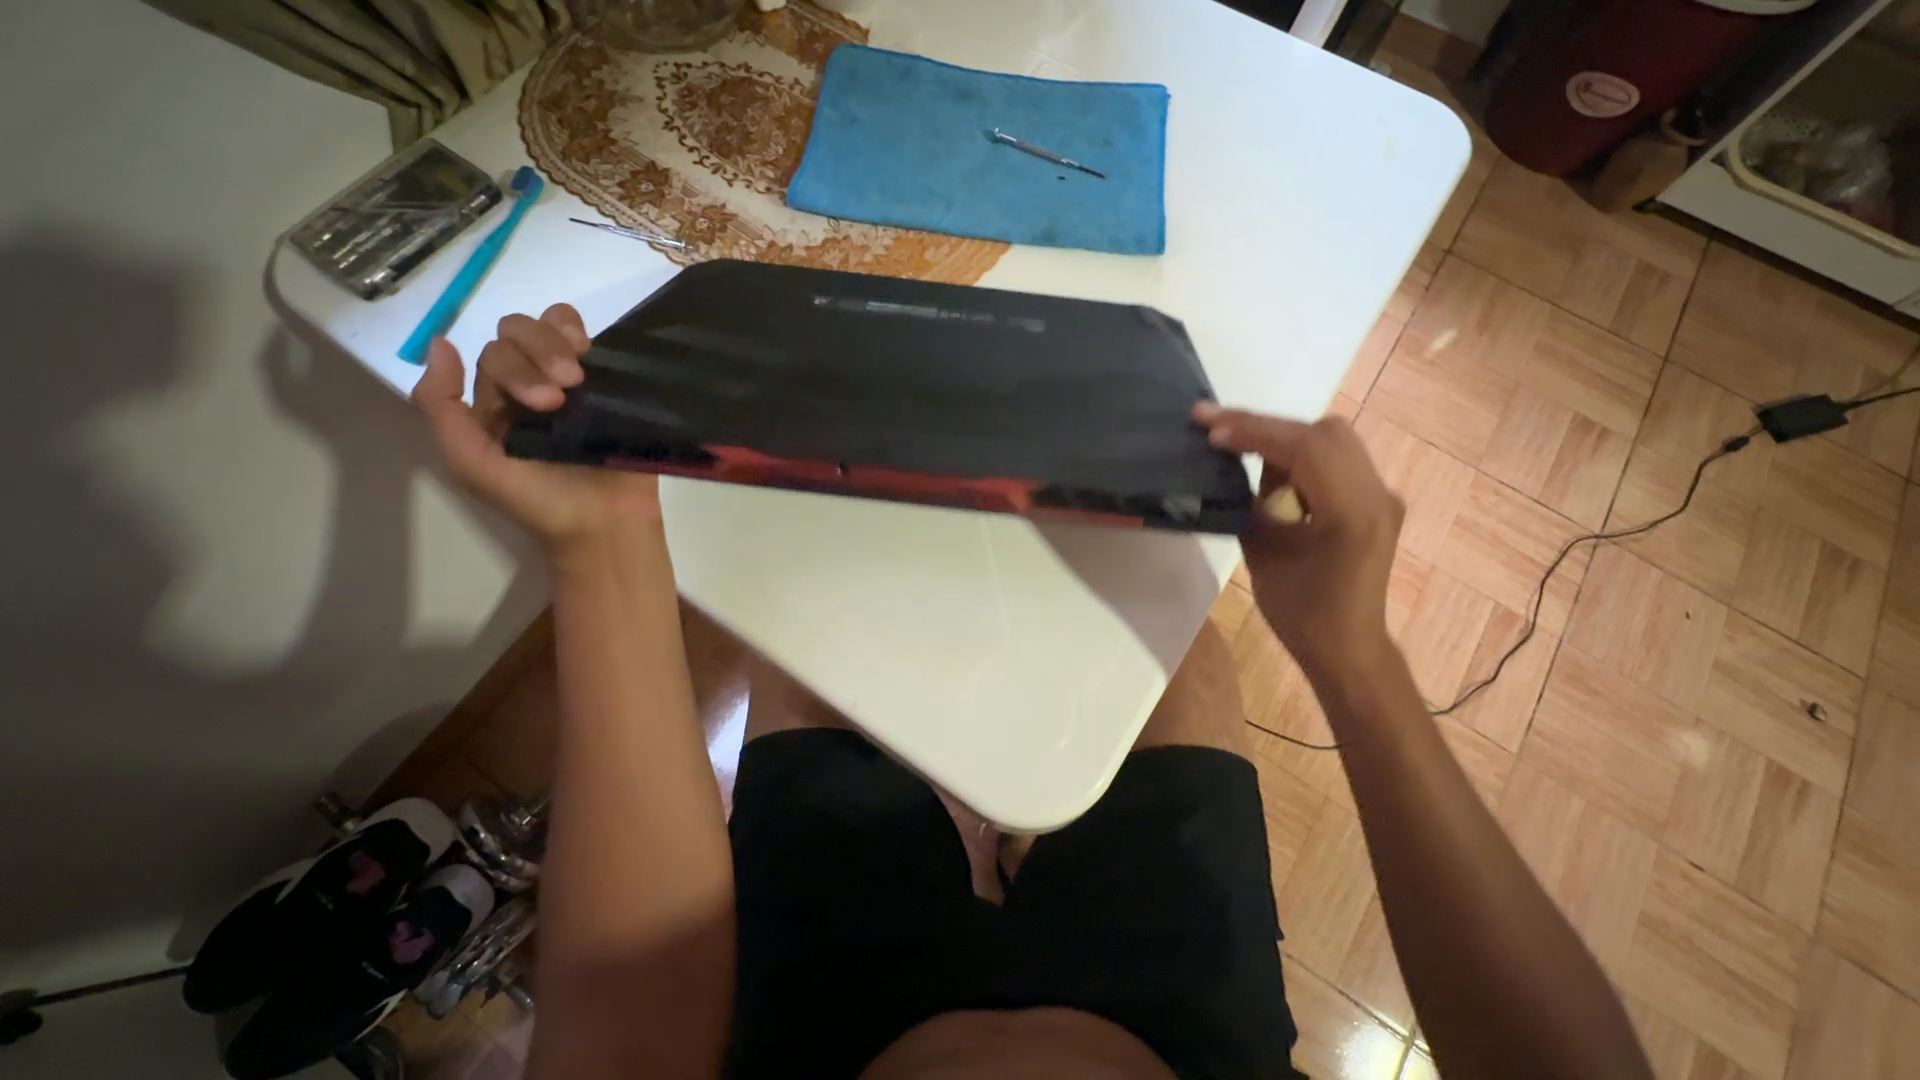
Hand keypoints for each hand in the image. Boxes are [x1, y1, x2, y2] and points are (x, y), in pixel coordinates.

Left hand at [412, 304, 662, 551]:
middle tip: (561, 397)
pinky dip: (577, 328)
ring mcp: (571, 382)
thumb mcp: (471, 462)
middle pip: (516, 336)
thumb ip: (441, 406)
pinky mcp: (605, 382)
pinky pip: (583, 335)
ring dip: (556, 343)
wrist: (603, 523)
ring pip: (547, 327)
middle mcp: (530, 385)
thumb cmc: (538, 501)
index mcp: (496, 405)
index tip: (545, 405)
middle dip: (537, 357)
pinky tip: (587, 346)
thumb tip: (439, 343)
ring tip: (578, 379)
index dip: (514, 368)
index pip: (492, 356)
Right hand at [1192, 402, 1402, 682]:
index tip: (1210, 428)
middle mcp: (1376, 493)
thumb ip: (1255, 499)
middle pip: (1323, 432)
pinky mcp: (1373, 502)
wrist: (1346, 647)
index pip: (1304, 447)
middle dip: (1267, 427)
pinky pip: (1335, 460)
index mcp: (1352, 510)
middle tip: (1218, 430)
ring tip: (1237, 448)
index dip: (1254, 431)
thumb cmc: (1299, 611)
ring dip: (1283, 439)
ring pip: (1331, 440)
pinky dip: (1300, 456)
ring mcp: (1380, 496)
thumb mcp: (1264, 551)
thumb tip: (1239, 461)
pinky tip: (1270, 472)